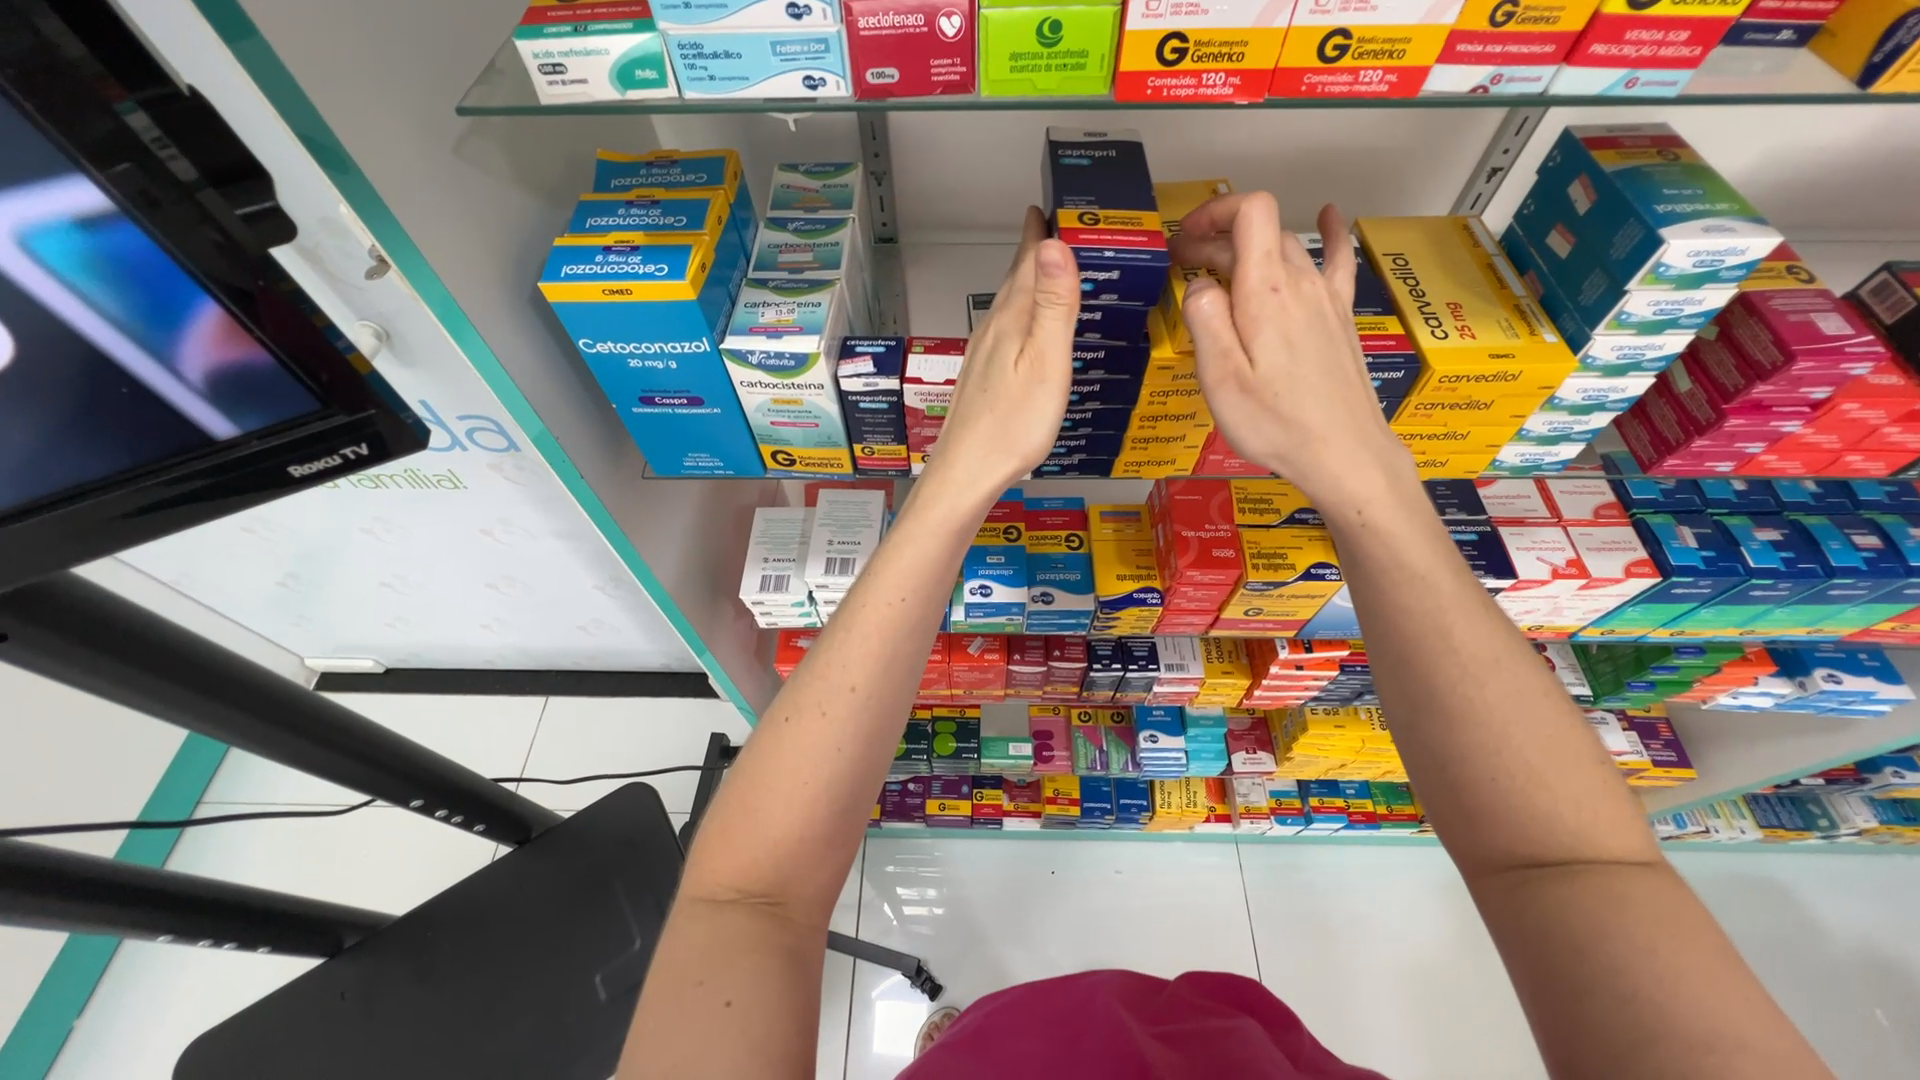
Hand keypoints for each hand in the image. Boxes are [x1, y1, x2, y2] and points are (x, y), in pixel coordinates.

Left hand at [921, 206, 1078, 504]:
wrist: (968, 471)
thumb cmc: (1014, 424)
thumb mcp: (1045, 361)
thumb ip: (1052, 305)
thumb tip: (1054, 243)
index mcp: (1012, 320)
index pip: (1029, 263)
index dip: (1041, 234)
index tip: (1049, 204)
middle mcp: (993, 330)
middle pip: (1014, 281)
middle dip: (1032, 252)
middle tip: (1047, 226)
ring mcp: (984, 354)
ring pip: (1006, 306)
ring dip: (1023, 282)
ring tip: (1039, 269)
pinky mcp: (982, 378)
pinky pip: (1003, 330)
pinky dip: (1018, 315)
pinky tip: (1021, 330)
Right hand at [1170, 194, 1410, 507]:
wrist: (1344, 453)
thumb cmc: (1276, 423)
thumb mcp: (1221, 378)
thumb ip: (1205, 320)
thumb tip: (1199, 284)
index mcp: (1268, 292)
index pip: (1250, 211)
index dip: (1214, 211)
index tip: (1183, 239)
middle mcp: (1301, 283)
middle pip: (1260, 233)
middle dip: (1216, 239)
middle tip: (1182, 266)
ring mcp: (1326, 297)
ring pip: (1286, 247)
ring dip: (1249, 247)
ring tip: (1219, 266)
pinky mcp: (1340, 317)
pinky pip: (1337, 260)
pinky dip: (1330, 233)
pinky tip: (1331, 215)